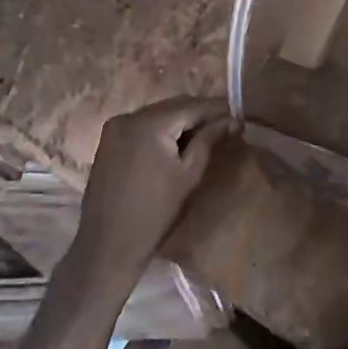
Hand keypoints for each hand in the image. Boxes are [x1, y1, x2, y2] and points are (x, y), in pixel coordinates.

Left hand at [81, 96, 233, 254]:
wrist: (109, 243)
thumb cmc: (156, 210)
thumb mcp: (190, 172)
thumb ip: (210, 139)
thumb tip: (233, 120)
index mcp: (151, 123)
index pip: (192, 105)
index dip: (217, 109)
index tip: (238, 117)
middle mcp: (130, 116)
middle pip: (174, 106)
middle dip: (200, 114)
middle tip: (226, 126)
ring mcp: (115, 128)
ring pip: (159, 114)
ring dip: (182, 121)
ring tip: (205, 135)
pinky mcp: (109, 141)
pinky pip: (143, 125)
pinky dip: (163, 129)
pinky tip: (177, 144)